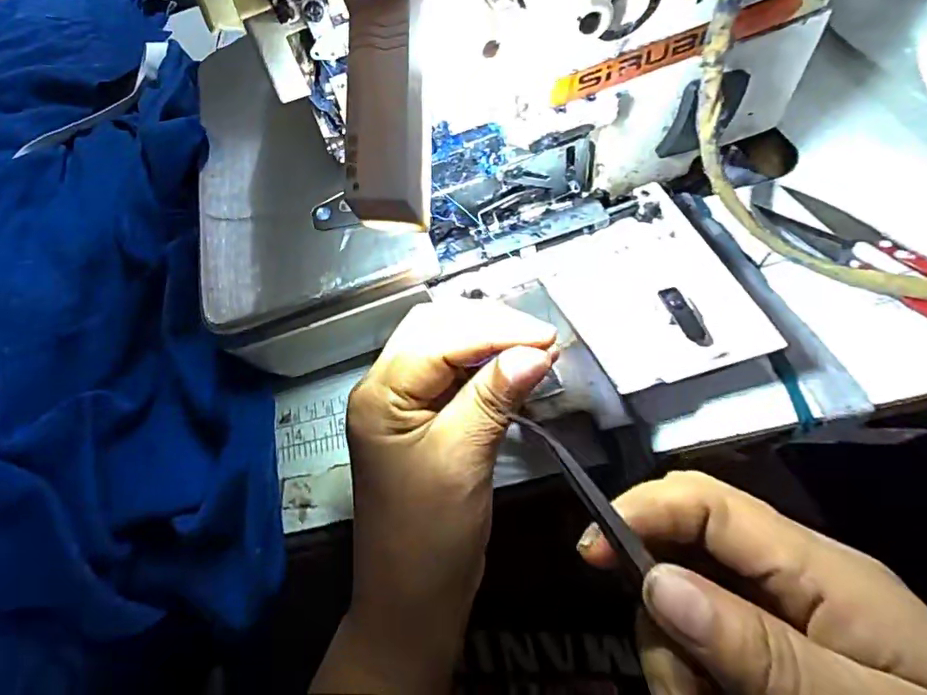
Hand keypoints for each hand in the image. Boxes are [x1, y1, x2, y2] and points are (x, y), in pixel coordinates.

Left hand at [311, 299, 557, 694]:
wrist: (410, 600)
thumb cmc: (429, 535)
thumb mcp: (461, 461)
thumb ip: (491, 400)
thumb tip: (533, 350)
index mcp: (378, 392)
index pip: (434, 337)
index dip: (491, 329)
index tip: (548, 336)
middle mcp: (382, 387)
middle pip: (432, 331)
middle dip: (486, 326)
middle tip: (544, 340)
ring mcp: (399, 403)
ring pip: (440, 348)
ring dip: (486, 342)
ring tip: (536, 350)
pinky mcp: (418, 420)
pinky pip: (449, 377)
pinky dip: (482, 369)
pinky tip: (513, 371)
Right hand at [579, 471, 926, 694]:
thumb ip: (763, 650)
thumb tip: (652, 580)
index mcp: (822, 569)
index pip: (705, 499)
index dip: (638, 508)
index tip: (589, 555)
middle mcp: (796, 581)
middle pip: (683, 549)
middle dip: (657, 605)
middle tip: (679, 682)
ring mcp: (790, 622)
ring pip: (685, 604)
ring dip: (677, 658)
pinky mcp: (785, 659)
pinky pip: (709, 643)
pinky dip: (696, 676)